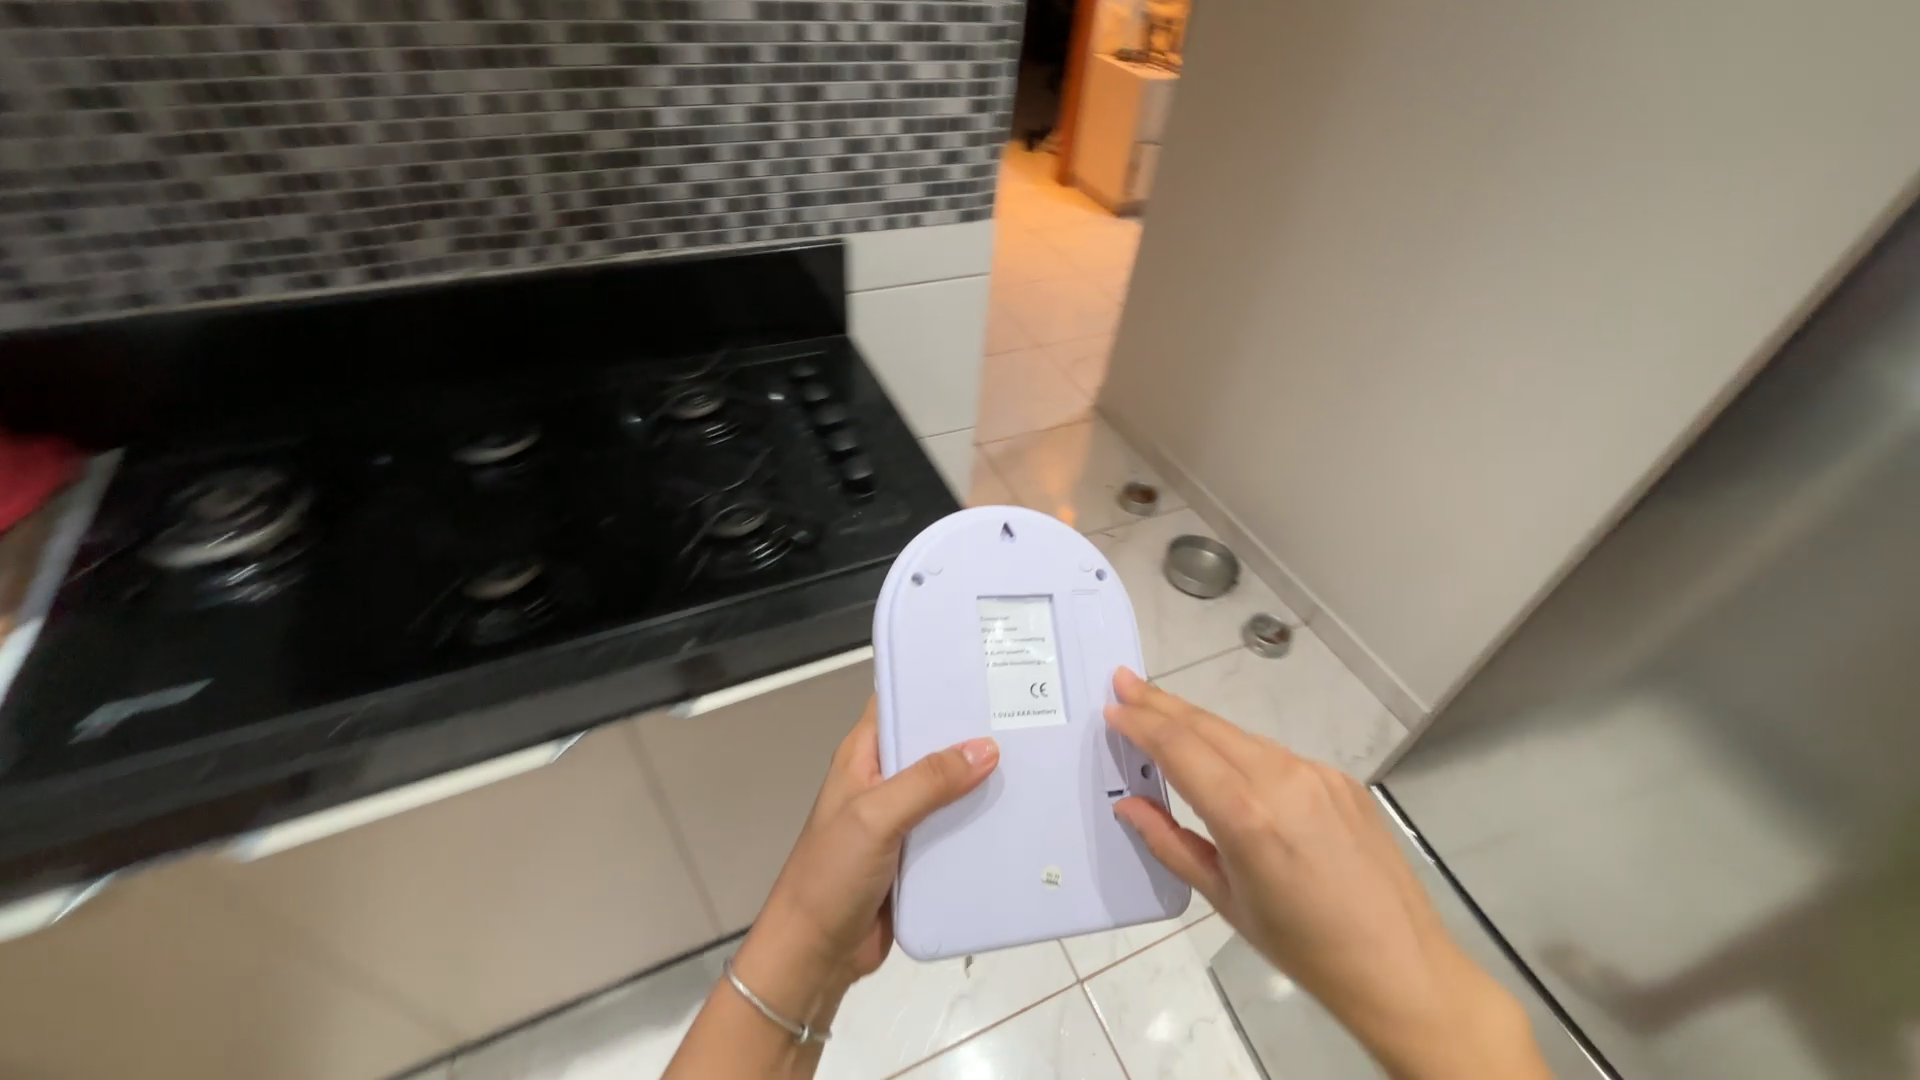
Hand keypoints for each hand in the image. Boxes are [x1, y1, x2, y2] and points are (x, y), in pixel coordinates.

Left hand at [730, 696, 998, 1030]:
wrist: (815, 953)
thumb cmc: (831, 874)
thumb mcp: (876, 816)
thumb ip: (928, 781)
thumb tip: (986, 747)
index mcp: (863, 754)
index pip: (899, 701)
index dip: (934, 684)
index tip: (982, 670)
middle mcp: (884, 777)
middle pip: (932, 743)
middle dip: (971, 731)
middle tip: (1024, 713)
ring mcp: (902, 816)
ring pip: (949, 786)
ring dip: (981, 779)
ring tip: (1034, 757)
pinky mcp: (919, 852)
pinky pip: (955, 826)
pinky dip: (980, 820)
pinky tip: (1017, 812)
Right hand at [1104, 669, 1548, 1079]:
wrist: (1402, 968)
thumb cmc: (1301, 947)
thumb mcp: (1224, 900)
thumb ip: (1170, 843)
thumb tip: (1127, 804)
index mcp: (1245, 815)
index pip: (1178, 748)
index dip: (1141, 723)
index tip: (1113, 706)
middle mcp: (1280, 780)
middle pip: (1206, 726)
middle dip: (1160, 702)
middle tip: (1124, 680)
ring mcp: (1316, 774)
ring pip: (1240, 736)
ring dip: (1197, 722)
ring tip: (1163, 713)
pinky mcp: (1341, 780)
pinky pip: (1275, 755)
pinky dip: (1240, 749)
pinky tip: (1227, 761)